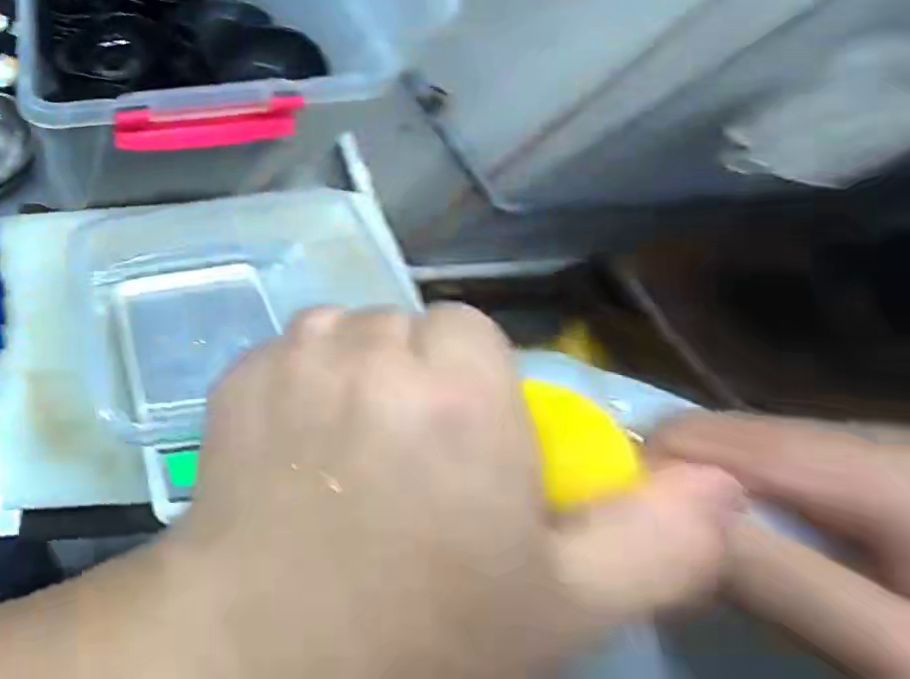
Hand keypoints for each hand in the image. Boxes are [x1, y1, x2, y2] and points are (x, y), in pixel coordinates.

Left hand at [160, 304, 746, 678]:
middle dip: (414, 363)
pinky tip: (297, 430)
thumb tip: (710, 477)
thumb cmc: (428, 622)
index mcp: (456, 393)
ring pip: (334, 325)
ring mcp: (289, 358)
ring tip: (354, 425)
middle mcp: (365, 353)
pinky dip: (295, 372)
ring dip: (351, 358)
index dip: (473, 368)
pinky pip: (279, 348)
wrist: (273, 623)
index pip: (466, 325)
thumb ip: (658, 534)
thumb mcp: (572, 602)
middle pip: (397, 322)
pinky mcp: (236, 373)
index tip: (472, 420)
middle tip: (413, 435)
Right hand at [652, 413, 909, 677]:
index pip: (692, 435)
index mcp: (877, 465)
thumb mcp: (906, 654)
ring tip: (776, 568)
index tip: (645, 539)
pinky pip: (809, 465)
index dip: (650, 477)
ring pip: (763, 450)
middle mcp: (881, 432)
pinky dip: (790, 505)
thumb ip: (775, 577)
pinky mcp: (907, 466)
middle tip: (717, 566)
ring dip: (744, 502)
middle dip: (702, 493)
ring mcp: (900, 446)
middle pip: (728, 437)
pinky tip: (828, 556)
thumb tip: (637, 506)